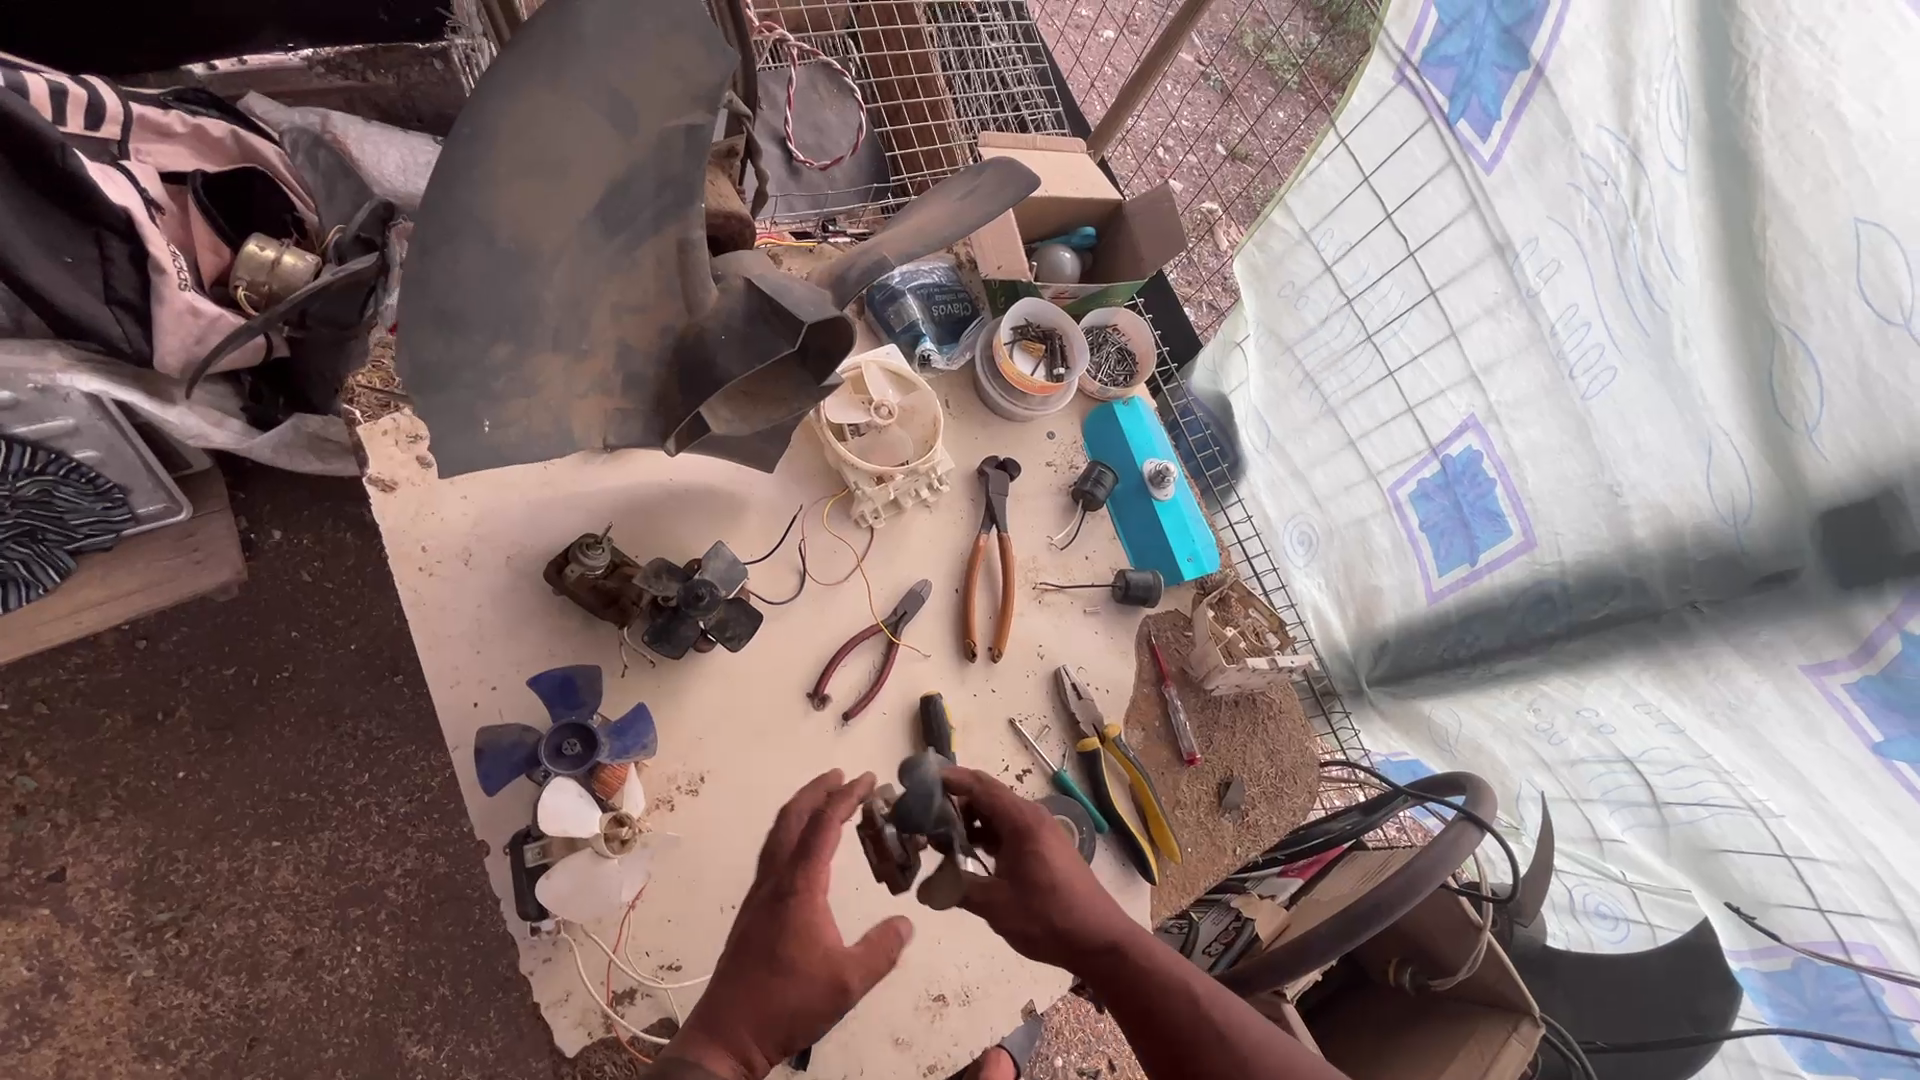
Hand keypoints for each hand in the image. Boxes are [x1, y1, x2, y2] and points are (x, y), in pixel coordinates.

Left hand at [662, 770, 914, 1079]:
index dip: (847, 797)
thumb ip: (882, 950)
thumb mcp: (848, 982)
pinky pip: (773, 852)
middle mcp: (775, 880)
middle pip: (792, 818)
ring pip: (777, 834)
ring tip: (824, 799)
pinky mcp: (753, 910)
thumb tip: (906, 923)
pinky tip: (804, 847)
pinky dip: (792, 832)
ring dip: (801, 808)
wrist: (729, 1034)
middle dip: (817, 790)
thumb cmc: (788, 1004)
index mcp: (799, 887)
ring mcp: (759, 894)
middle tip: (842, 774)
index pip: (824, 826)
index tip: (868, 778)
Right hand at [942, 766, 1137, 971]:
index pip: (979, 785)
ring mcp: (1040, 831)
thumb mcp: (996, 906)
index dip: (949, 780)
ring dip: (970, 822)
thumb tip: (925, 888)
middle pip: (986, 796)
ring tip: (940, 838)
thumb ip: (958, 889)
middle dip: (954, 803)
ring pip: (997, 814)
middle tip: (922, 816)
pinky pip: (1009, 829)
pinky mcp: (1044, 847)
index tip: (920, 782)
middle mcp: (1031, 816)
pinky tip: (969, 855)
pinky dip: (987, 835)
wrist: (1099, 939)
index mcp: (1021, 820)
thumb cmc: (1048, 918)